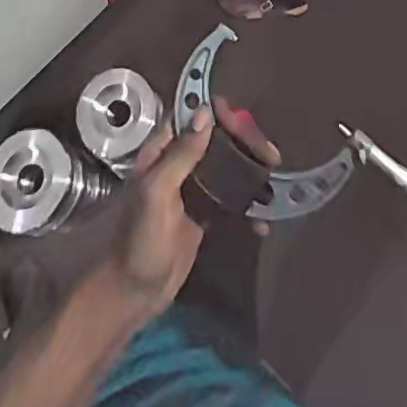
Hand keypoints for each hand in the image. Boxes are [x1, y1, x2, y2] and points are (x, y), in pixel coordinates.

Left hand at [98, 98, 281, 317]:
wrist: (133, 293)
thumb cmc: (139, 240)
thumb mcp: (156, 193)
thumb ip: (181, 154)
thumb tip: (205, 113)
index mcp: (161, 154)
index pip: (191, 117)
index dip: (216, 112)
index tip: (243, 123)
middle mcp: (178, 166)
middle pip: (216, 140)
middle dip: (244, 141)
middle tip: (270, 155)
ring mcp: (193, 191)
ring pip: (227, 167)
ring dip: (251, 168)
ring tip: (273, 175)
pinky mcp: (205, 216)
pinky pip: (232, 201)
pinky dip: (249, 205)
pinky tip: (263, 218)